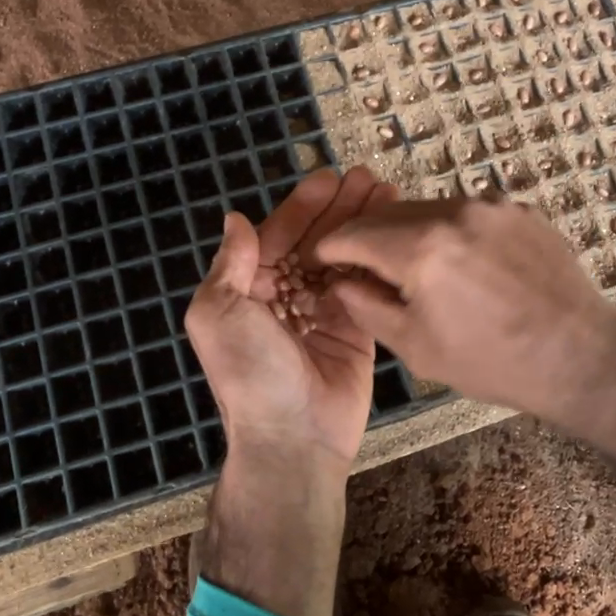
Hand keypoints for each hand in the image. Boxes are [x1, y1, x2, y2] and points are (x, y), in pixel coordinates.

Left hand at [183, 167, 394, 615]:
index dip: (302, 205)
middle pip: (315, 239)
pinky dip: (378, 260)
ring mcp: (323, 311)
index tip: (329, 176)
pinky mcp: (356, 329)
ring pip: (343, 257)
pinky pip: (365, 286)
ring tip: (389, 193)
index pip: (277, 234)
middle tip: (369, 177)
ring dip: (362, 226)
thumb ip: (229, 265)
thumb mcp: (219, 315)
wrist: (293, 439)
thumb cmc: (250, 372)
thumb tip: (235, 217)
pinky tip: (397, 234)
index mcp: (250, 288)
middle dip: (339, 208)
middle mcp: (286, 294)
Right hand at [316, 195, 615, 511]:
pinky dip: (450, 231)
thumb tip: (338, 281)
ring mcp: (490, 205)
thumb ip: (366, 307)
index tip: (322, 258)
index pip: (355, 232)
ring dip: (409, 231)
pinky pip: (467, 213)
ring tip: (412, 266)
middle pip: (389, 214)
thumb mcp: (417, 347)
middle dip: (367, 236)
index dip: (331, 245)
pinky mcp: (518, 209)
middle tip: (358, 262)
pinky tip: (461, 264)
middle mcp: (452, 212)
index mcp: (421, 248)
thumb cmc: (492, 361)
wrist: (582, 357)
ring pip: (428, 209)